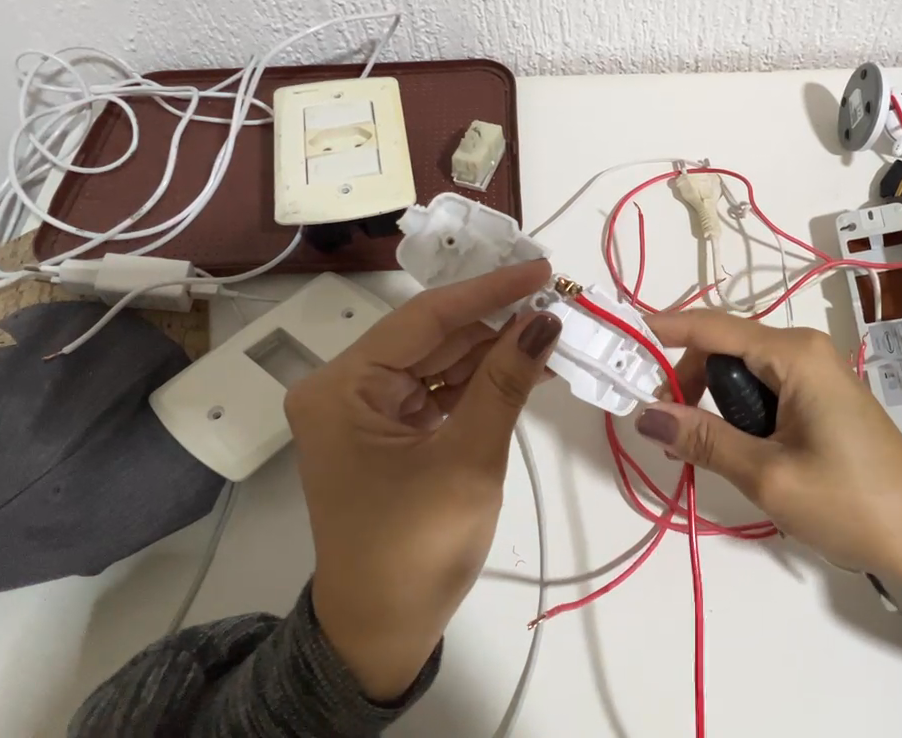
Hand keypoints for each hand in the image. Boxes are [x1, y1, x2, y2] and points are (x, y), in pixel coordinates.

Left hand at [285, 260, 560, 699]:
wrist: (382, 632)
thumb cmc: (416, 549)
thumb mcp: (468, 458)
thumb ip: (505, 381)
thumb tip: (546, 319)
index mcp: (343, 387)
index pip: (425, 318)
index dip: (488, 292)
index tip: (540, 269)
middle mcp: (346, 387)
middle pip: (433, 336)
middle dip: (497, 322)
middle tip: (558, 302)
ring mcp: (366, 408)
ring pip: (441, 361)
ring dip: (495, 350)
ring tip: (554, 331)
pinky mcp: (388, 429)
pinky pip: (440, 390)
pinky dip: (482, 381)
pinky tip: (527, 366)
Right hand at [640, 310, 901, 610]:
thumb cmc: (850, 503)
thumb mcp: (768, 475)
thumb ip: (704, 439)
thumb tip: (644, 413)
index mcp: (794, 354)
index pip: (712, 326)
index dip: (664, 330)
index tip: (620, 339)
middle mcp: (803, 349)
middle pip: (723, 346)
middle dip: (686, 379)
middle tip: (664, 430)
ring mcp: (814, 371)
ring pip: (740, 368)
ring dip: (710, 401)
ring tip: (697, 450)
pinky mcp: (819, 396)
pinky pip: (763, 386)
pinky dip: (737, 411)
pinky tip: (731, 448)